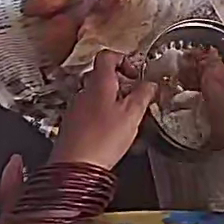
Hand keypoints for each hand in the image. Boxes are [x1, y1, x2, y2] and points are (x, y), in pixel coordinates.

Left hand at [49, 51, 155, 169]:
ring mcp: (76, 108)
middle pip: (103, 77)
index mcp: (99, 83)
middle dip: (122, 86)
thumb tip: (150, 84)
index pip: (107, 56)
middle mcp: (84, 92)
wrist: (75, 167)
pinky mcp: (73, 125)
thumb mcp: (132, 114)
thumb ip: (143, 95)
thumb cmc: (102, 139)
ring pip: (98, 97)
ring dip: (114, 104)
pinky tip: (115, 136)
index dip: (123, 59)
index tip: (135, 74)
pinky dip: (105, 119)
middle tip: (135, 99)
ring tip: (129, 121)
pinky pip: (91, 114)